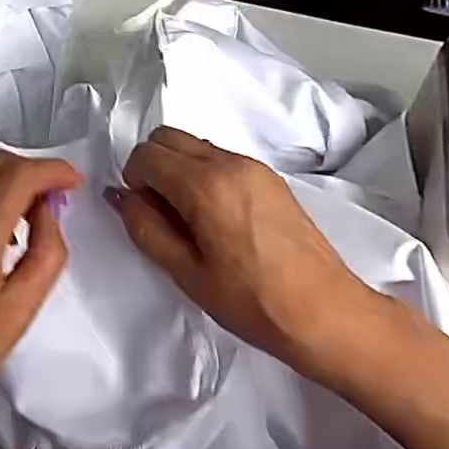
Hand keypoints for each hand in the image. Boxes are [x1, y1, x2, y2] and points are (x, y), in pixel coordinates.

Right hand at [111, 127, 408, 384]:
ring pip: (196, 145)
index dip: (134, 181)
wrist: (325, 312)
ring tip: (191, 223)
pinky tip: (217, 220)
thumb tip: (122, 197)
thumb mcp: (186, 273)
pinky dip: (204, 175)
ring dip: (179, 170)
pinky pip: (222, 158)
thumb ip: (146, 228)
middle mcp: (231, 161)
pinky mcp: (272, 178)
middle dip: (152, 167)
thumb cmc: (252, 301)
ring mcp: (255, 166)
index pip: (147, 153)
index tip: (145, 215)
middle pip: (169, 137)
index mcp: (206, 183)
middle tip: (162, 216)